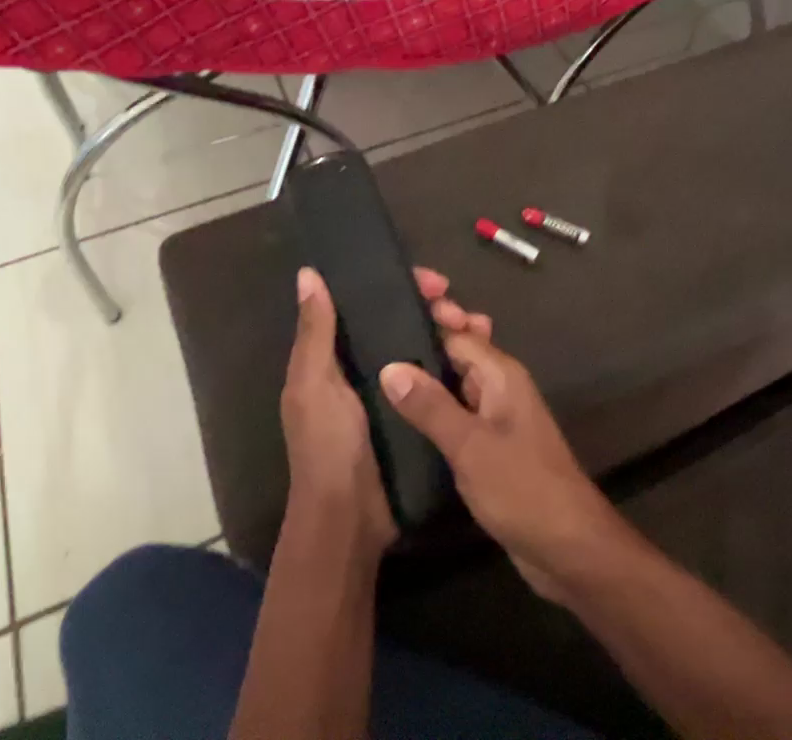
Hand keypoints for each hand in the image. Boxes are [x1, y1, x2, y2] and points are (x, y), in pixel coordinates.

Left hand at [281, 266, 488, 554]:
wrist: (349, 518)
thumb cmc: (327, 445)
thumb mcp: (314, 385)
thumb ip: (315, 333)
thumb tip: (308, 273)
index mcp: (336, 357)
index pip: (370, 305)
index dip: (401, 286)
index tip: (436, 282)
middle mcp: (366, 368)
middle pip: (404, 323)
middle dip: (436, 310)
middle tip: (463, 311)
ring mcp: (396, 394)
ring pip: (426, 349)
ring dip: (452, 334)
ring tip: (482, 328)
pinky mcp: (418, 417)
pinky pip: (439, 382)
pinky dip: (459, 366)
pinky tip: (483, 358)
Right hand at [379, 330, 630, 603]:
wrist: (568, 547)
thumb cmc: (523, 488)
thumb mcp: (470, 446)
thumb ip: (430, 406)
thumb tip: (389, 365)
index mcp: (501, 376)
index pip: (457, 332)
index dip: (424, 318)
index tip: (383, 306)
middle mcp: (500, 390)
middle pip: (458, 354)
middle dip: (423, 344)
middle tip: (370, 340)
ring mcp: (497, 421)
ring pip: (457, 387)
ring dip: (425, 380)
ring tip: (372, 374)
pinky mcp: (491, 451)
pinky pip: (458, 417)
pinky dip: (433, 412)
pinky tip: (399, 421)